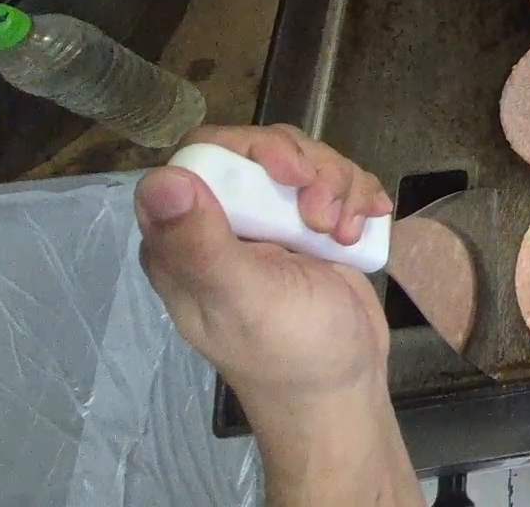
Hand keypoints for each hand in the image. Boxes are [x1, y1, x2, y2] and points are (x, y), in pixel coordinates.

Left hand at [135, 124, 394, 406]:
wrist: (346, 381)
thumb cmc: (287, 349)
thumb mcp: (244, 299)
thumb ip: (201, 244)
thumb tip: (163, 180)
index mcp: (188, 237)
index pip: (207, 155)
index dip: (253, 149)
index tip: (292, 175)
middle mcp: (231, 220)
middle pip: (270, 148)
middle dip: (313, 172)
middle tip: (323, 216)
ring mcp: (279, 221)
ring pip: (315, 161)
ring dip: (344, 189)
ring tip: (346, 234)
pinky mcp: (319, 225)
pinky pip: (347, 180)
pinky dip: (364, 198)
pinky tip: (367, 226)